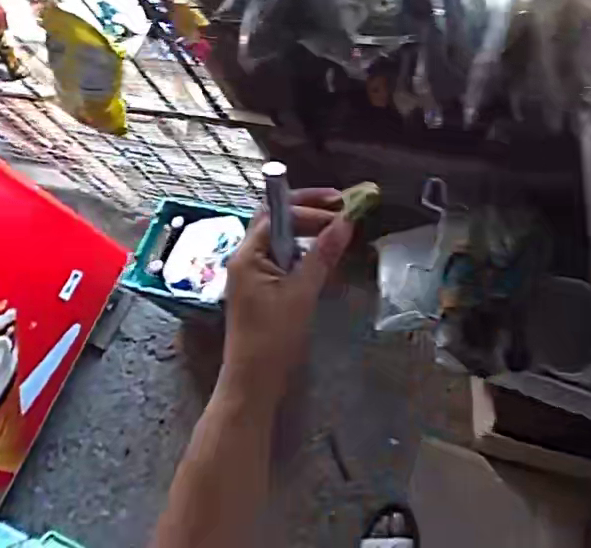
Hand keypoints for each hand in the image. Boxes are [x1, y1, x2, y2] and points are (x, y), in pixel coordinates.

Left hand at [219, 186, 353, 407]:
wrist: (252, 385)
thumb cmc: (273, 338)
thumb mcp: (302, 293)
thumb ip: (322, 255)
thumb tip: (345, 222)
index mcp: (247, 253)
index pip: (277, 213)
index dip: (308, 206)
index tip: (339, 206)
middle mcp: (245, 256)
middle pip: (276, 219)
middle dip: (307, 210)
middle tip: (339, 207)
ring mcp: (251, 272)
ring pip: (279, 238)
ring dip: (306, 229)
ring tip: (335, 228)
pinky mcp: (259, 287)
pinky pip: (281, 257)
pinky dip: (301, 251)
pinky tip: (321, 257)